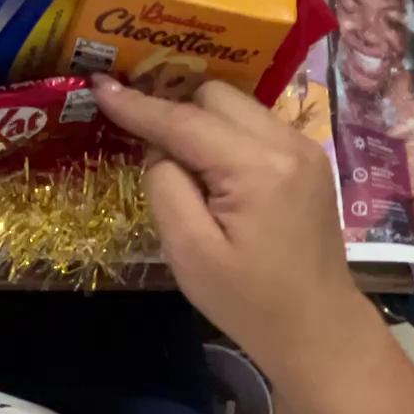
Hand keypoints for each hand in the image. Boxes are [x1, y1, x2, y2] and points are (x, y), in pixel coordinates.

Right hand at [91, 75, 365, 374]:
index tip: (99, 86)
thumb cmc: (246, 299)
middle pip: (216, 96)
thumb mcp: (189, 252)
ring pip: (237, 106)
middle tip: (138, 137)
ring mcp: (304, 149)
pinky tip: (206, 169)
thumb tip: (157, 150)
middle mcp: (287, 144)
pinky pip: (254, 125)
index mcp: (257, 169)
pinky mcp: (307, 162)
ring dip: (198, 121)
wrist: (314, 327)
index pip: (184, 122)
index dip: (137, 105)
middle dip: (172, 109)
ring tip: (171, 157)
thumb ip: (166, 188)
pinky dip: (222, 134)